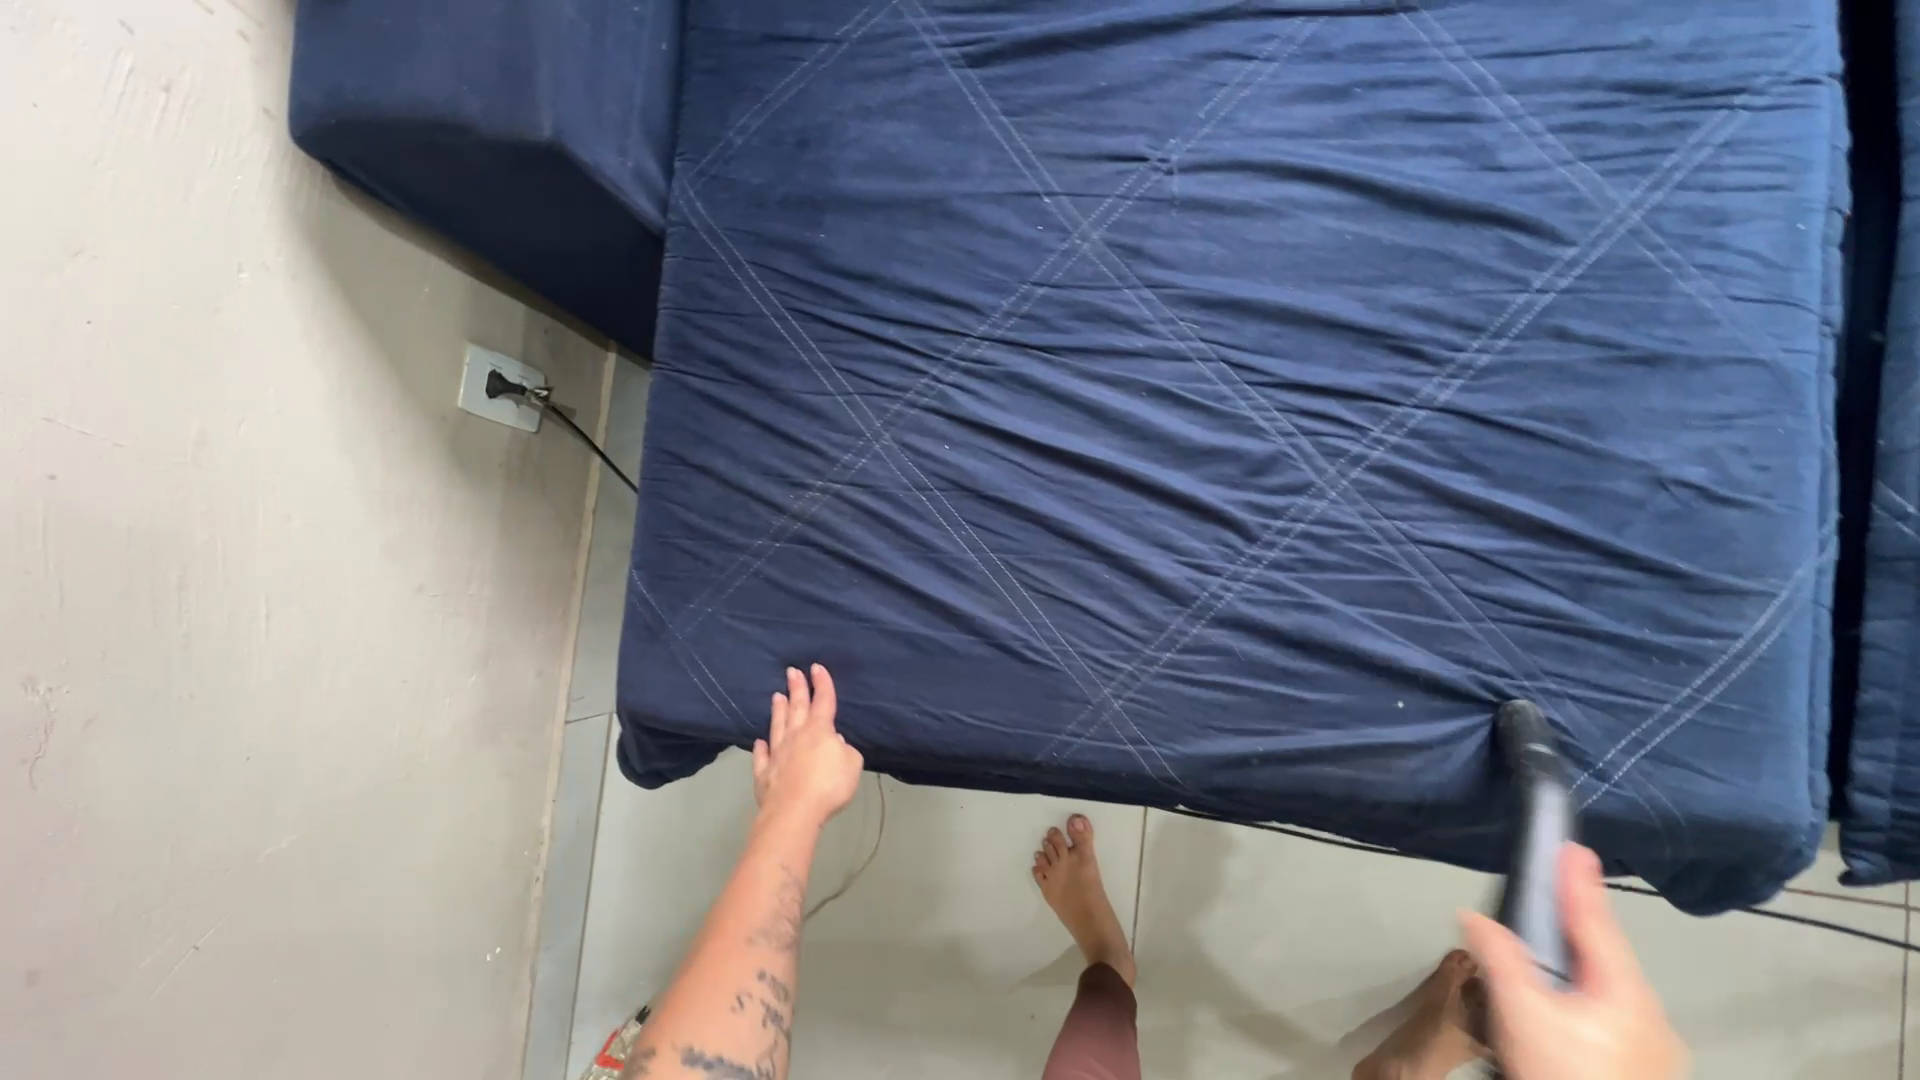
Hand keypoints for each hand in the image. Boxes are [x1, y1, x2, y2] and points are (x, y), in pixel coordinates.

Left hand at [752, 664, 864, 828]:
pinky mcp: (764, 773)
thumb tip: (834, 742)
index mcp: (820, 731)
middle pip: (797, 707)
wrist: (794, 811)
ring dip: (778, 710)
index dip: (822, 684)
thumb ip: (845, 750)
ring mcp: (777, 753)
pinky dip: (760, 748)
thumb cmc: (829, 786)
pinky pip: (762, 756)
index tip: (816, 668)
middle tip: (792, 671)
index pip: (823, 701)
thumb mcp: (852, 764)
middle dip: (797, 688)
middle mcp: (796, 736)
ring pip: (778, 726)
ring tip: (777, 696)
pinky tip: (759, 742)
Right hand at [1461, 844, 1687, 1079]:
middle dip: (1576, 919)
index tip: (1572, 844)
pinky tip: (1559, 995)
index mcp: (1626, 995)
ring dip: (1576, 956)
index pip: (1596, 923)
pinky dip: (1580, 987)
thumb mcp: (1522, 1013)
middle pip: (1605, 953)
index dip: (1579, 882)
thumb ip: (1499, 957)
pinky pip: (1606, 1009)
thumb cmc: (1562, 1073)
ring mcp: (1649, 1046)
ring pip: (1607, 985)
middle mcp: (1648, 1016)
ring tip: (1548, 935)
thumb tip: (1473, 916)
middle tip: (1554, 884)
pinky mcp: (1636, 1067)